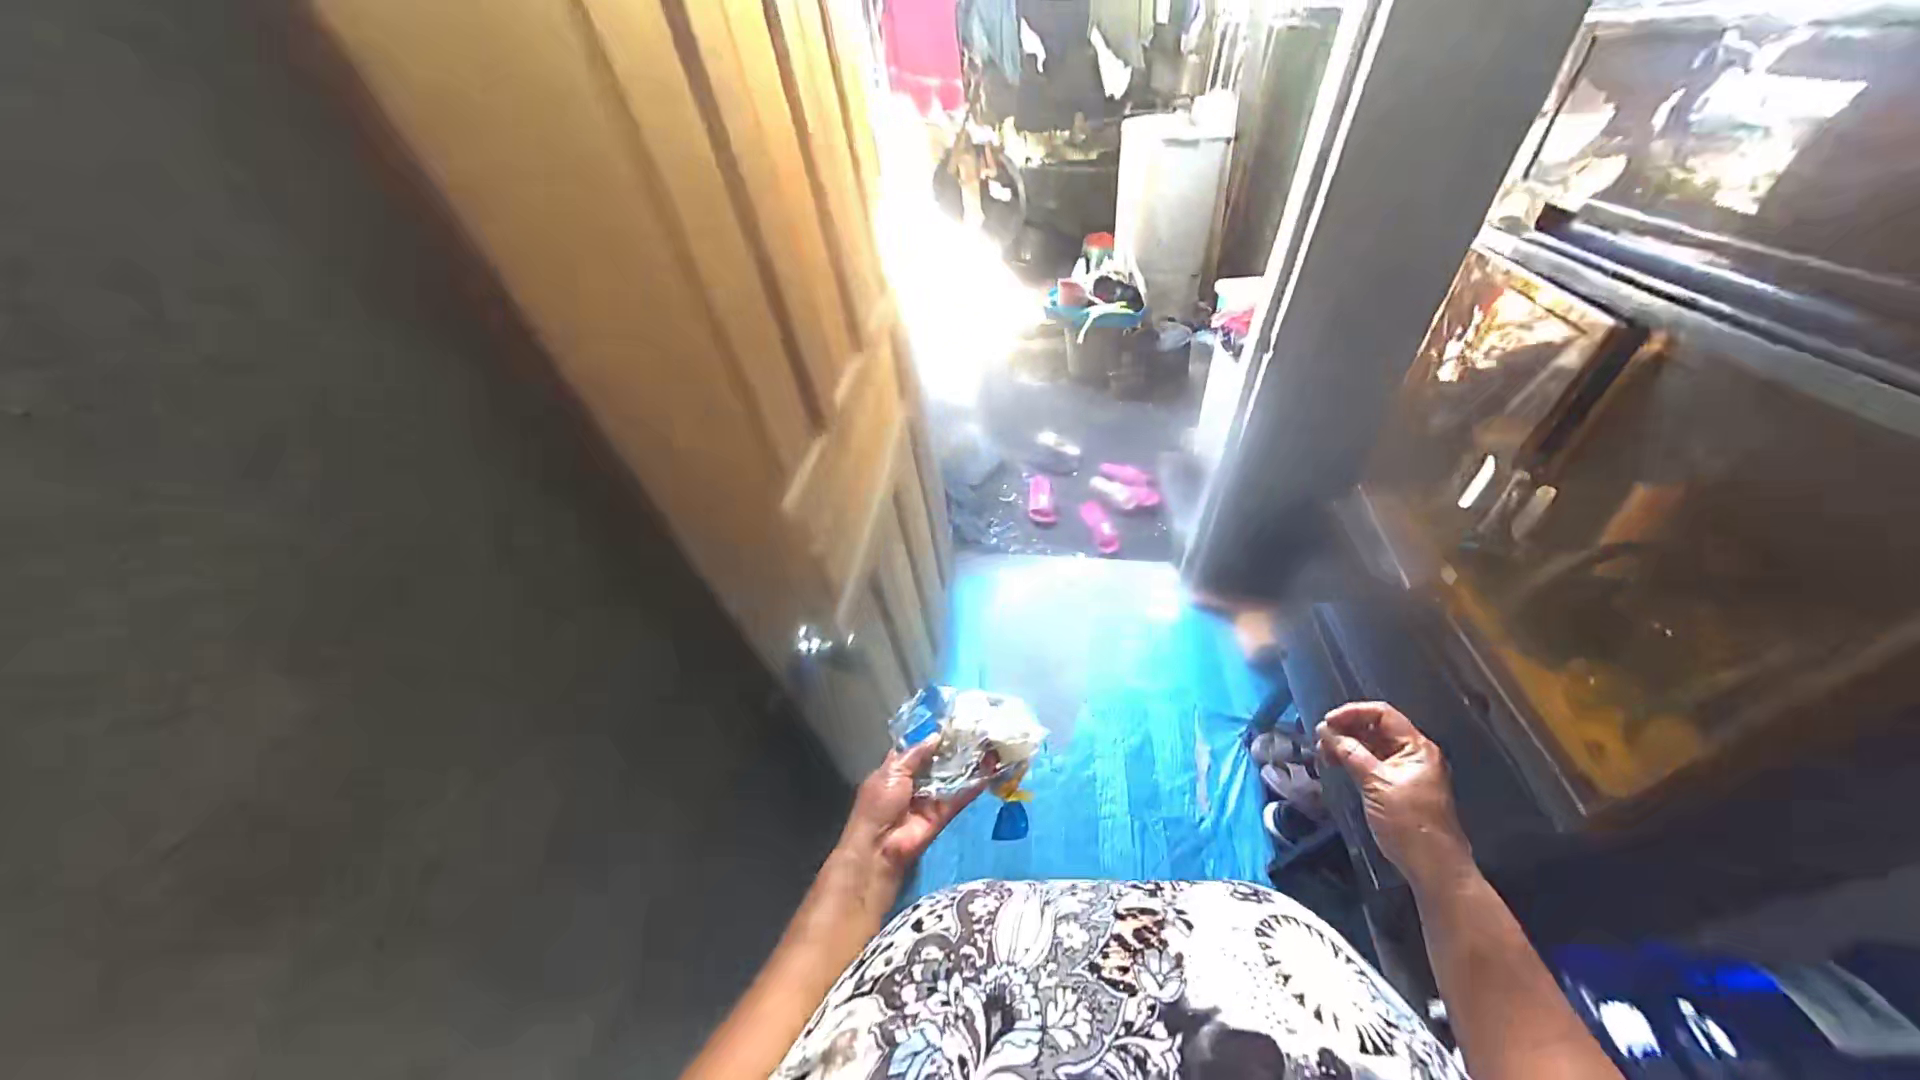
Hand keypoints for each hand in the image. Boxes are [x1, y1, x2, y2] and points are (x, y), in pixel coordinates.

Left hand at [837, 738, 984, 879]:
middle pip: (939, 763)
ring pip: (952, 778)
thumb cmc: (879, 803)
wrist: (880, 846)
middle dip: (955, 749)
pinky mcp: (944, 814)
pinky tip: (990, 769)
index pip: (918, 749)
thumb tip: (935, 737)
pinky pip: (960, 797)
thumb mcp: (892, 771)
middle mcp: (916, 782)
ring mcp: (931, 798)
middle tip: (977, 732)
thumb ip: (915, 754)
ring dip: (968, 764)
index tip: (953, 723)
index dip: (933, 738)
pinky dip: (974, 785)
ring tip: (988, 746)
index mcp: (897, 770)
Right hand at [1317, 701, 1472, 890]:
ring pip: (1369, 745)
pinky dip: (1350, 760)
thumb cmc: (1408, 822)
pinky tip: (1334, 765)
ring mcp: (1403, 770)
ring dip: (1344, 745)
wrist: (1432, 866)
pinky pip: (1369, 762)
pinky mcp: (1394, 785)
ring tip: (1323, 754)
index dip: (1352, 713)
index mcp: (1416, 748)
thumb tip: (1325, 730)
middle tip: (1319, 741)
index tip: (1326, 723)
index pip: (1382, 714)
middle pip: (1374, 727)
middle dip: (1345, 730)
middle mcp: (1411, 754)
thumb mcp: (1376, 783)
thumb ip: (1350, 753)